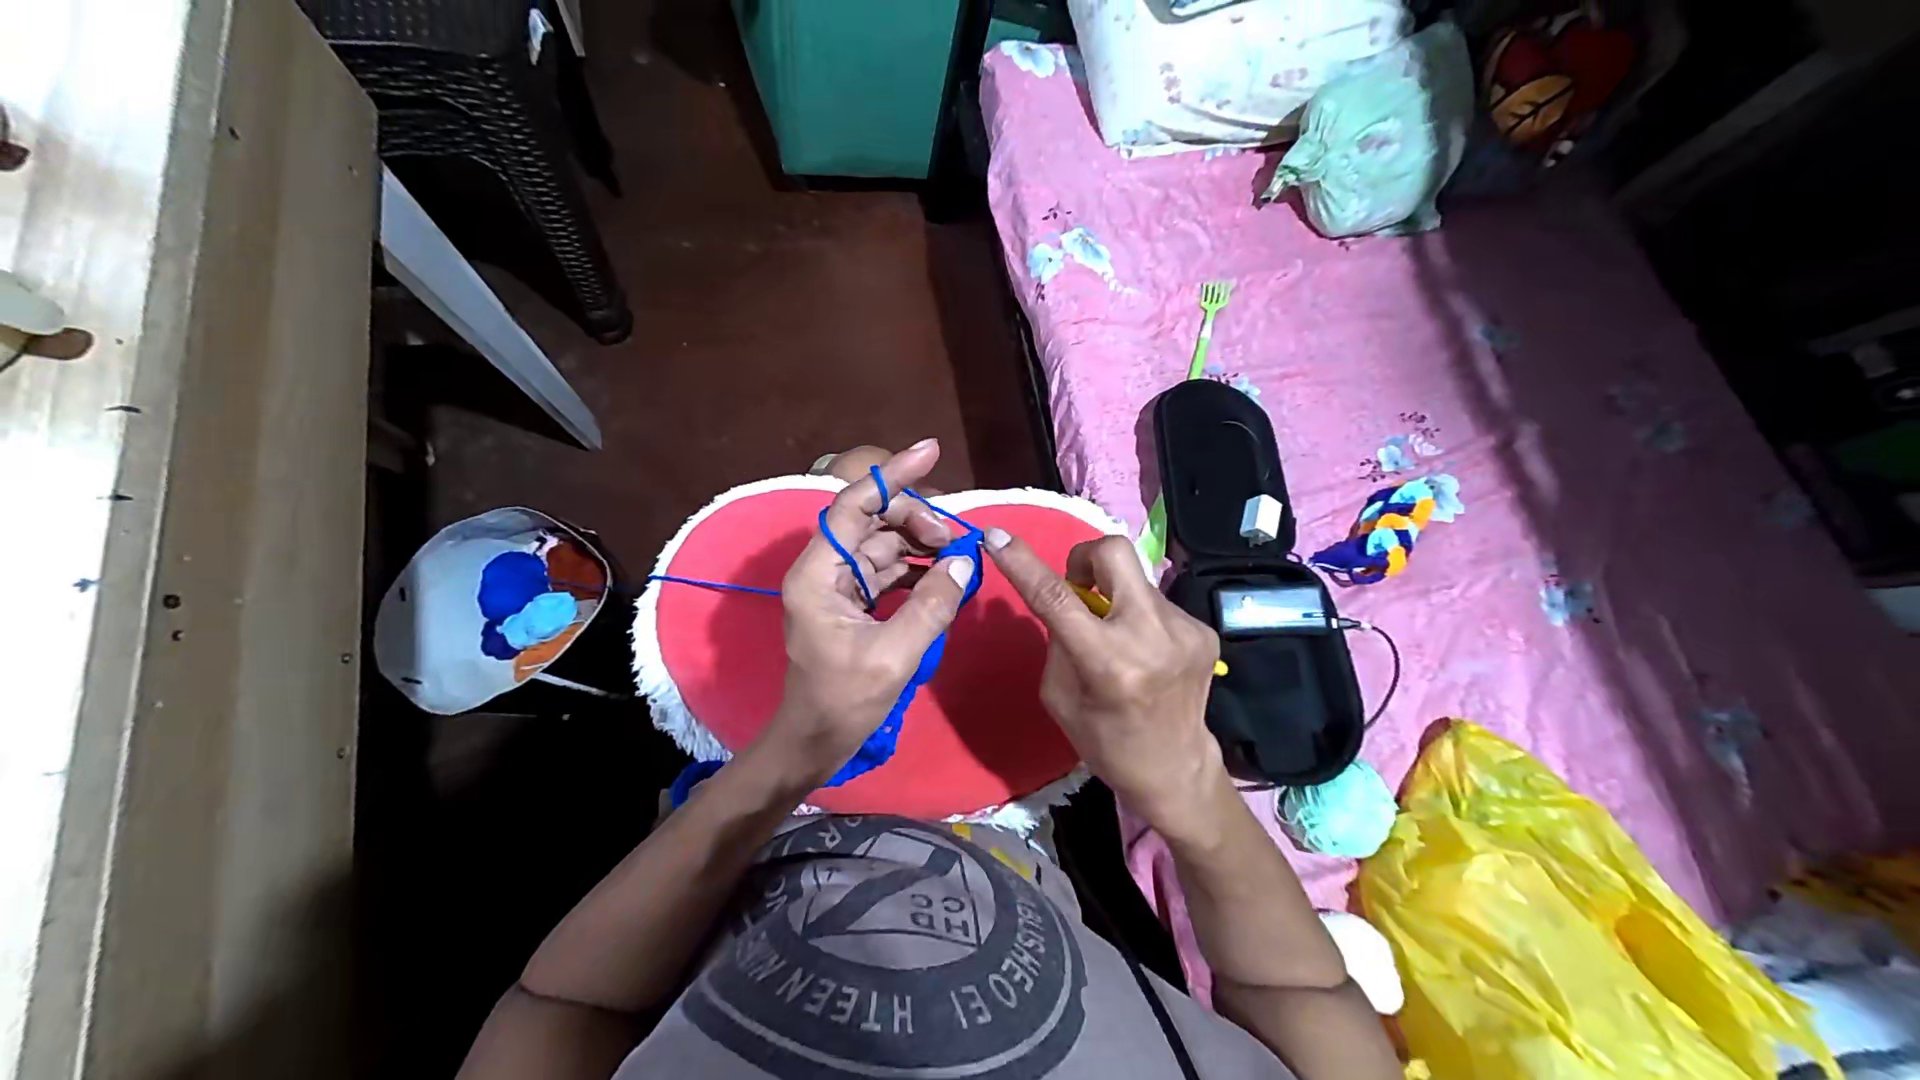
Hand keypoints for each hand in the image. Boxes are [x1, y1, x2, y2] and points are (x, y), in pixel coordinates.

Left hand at [760, 439, 973, 787]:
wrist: (814, 742)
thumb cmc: (843, 702)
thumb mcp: (893, 656)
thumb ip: (931, 606)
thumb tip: (963, 561)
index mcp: (817, 575)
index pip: (853, 506)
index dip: (893, 476)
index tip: (931, 452)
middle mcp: (823, 570)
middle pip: (871, 521)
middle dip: (914, 519)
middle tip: (954, 541)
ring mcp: (837, 586)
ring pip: (882, 544)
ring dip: (919, 544)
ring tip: (955, 556)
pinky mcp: (852, 602)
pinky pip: (887, 570)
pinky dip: (916, 568)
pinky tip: (942, 576)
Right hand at [986, 529, 1230, 839]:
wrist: (1176, 769)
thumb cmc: (1105, 741)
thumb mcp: (1059, 697)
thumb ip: (1058, 639)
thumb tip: (1064, 596)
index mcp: (1108, 662)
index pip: (1056, 597)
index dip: (1022, 562)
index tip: (996, 537)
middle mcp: (1151, 636)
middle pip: (1114, 552)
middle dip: (1085, 557)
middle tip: (1078, 589)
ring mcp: (1185, 629)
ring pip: (1134, 578)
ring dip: (1114, 595)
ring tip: (1116, 635)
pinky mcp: (1203, 629)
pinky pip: (1155, 599)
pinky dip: (1137, 614)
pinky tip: (1143, 649)